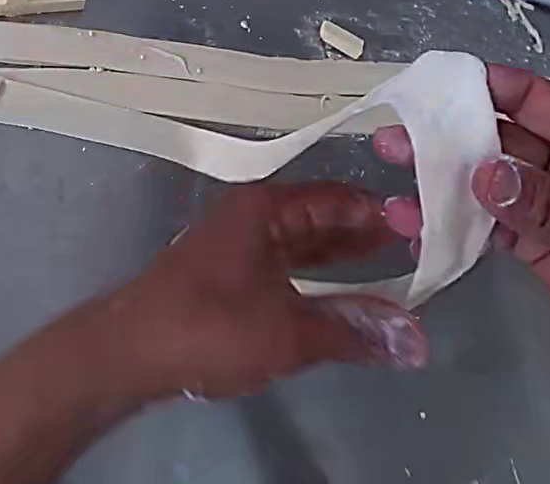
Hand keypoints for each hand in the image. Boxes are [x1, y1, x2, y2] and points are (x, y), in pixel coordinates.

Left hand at [95, 182, 429, 402]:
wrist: (132, 350)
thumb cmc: (209, 324)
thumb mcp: (288, 332)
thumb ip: (353, 332)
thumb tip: (413, 340)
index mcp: (267, 207)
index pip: (336, 199)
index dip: (377, 213)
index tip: (417, 227)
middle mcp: (254, 213)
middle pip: (320, 215)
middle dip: (362, 233)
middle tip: (410, 247)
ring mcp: (240, 240)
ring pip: (303, 240)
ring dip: (340, 254)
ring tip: (386, 265)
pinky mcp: (231, 268)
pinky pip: (285, 260)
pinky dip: (315, 272)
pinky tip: (337, 290)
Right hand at [375, 66, 549, 426]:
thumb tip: (484, 173)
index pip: (538, 100)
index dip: (487, 87)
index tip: (433, 87)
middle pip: (502, 138)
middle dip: (450, 135)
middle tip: (395, 135)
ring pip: (489, 181)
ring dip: (444, 179)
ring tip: (393, 178)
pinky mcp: (539, 247)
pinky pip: (491, 225)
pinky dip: (456, 223)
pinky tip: (417, 225)